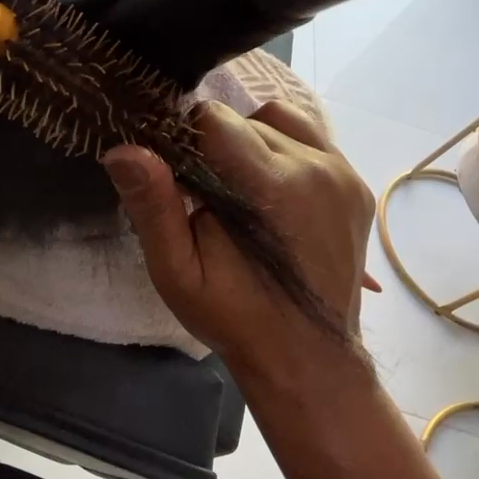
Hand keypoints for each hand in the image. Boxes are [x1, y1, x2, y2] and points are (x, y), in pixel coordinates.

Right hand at [101, 101, 377, 374]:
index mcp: (274, 185)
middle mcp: (317, 167)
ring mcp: (344, 173)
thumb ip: (152, 206)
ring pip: (277, 120)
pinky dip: (281, 150)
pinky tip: (270, 190)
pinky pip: (308, 139)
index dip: (185, 141)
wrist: (309, 360)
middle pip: (244, 119)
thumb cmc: (235, 317)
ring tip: (238, 188)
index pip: (214, 118)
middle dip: (215, 146)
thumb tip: (122, 149)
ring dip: (249, 142)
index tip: (179, 180)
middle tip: (205, 195)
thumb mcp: (177, 270)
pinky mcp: (356, 184)